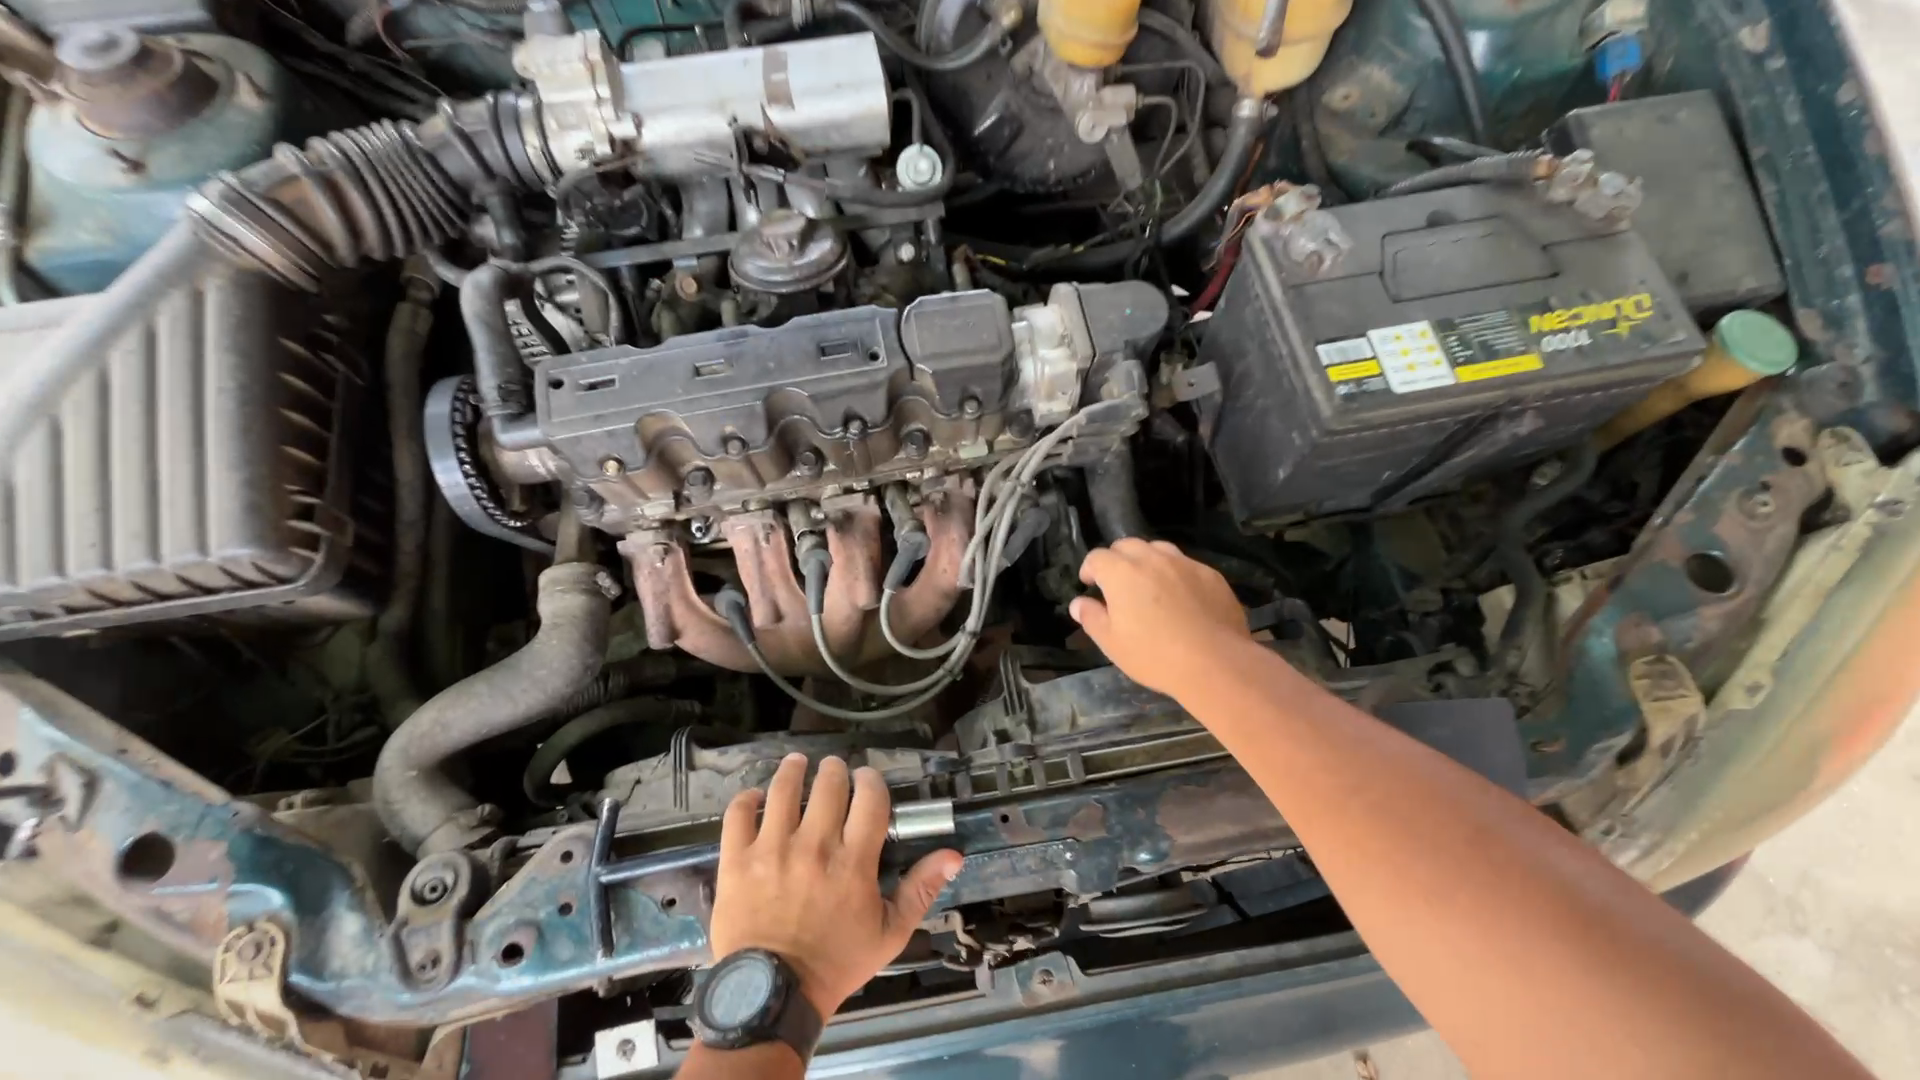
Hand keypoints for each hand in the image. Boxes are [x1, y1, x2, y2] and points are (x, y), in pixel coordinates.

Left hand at [708, 754, 963, 1017]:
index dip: (871, 780)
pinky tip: (756, 797)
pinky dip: (748, 799)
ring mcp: (772, 849)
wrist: (773, 993)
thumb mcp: (890, 933)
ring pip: (783, 789)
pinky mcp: (737, 860)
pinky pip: (739, 814)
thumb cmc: (836, 963)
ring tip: (797, 764)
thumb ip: (921, 889)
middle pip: (828, 785)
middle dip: (834, 770)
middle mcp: (815, 845)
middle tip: (833, 769)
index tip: (867, 778)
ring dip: (793, 770)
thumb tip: (953, 855)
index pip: (870, 798)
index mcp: (854, 861)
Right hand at [1069, 538, 1251, 697]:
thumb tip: (1079, 603)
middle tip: (1117, 583)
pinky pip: (1186, 565)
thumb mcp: (1112, 643)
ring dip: (1147, 560)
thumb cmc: (1154, 655)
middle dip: (1116, 559)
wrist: (1215, 663)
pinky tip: (1181, 597)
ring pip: (1158, 549)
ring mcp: (1185, 564)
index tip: (1089, 585)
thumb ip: (1092, 618)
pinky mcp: (1211, 574)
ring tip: (1149, 584)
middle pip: (1127, 545)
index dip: (1089, 569)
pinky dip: (1176, 574)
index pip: (1097, 557)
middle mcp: (1152, 559)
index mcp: (1122, 573)